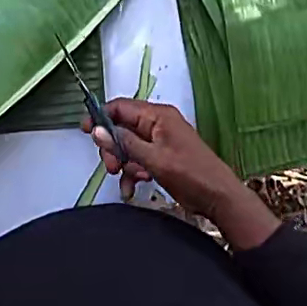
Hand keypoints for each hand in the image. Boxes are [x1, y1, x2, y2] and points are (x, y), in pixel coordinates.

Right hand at [83, 98, 280, 250]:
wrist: (219, 198)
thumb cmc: (193, 175)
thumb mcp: (154, 159)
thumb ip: (124, 143)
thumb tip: (98, 130)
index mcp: (158, 116)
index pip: (120, 107)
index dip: (101, 117)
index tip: (87, 130)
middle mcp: (157, 124)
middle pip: (121, 128)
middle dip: (113, 148)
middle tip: (112, 166)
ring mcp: (159, 141)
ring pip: (127, 146)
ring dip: (122, 163)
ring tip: (128, 179)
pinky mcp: (161, 157)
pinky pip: (137, 159)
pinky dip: (132, 172)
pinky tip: (133, 186)